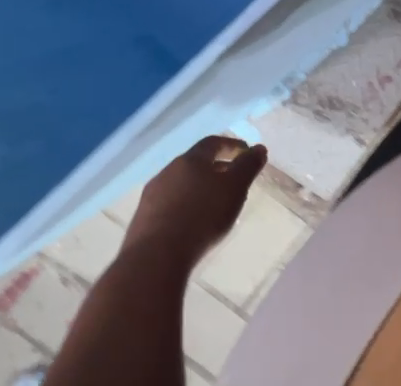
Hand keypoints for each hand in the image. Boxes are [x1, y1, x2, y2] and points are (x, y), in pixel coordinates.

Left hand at [122, 136, 267, 268]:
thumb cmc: (202, 216)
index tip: (246, 153)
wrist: (155, 259)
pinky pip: (169, 204)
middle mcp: (167, 172)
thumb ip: (248, 166)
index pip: (212, 143)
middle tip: (233, 180)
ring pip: (181, 184)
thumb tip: (259, 148)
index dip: (231, 145)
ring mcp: (150, 197)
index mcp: (190, 160)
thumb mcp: (235, 188)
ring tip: (215, 204)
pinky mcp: (141, 220)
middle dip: (216, 168)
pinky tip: (193, 223)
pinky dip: (185, 206)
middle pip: (195, 163)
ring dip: (199, 188)